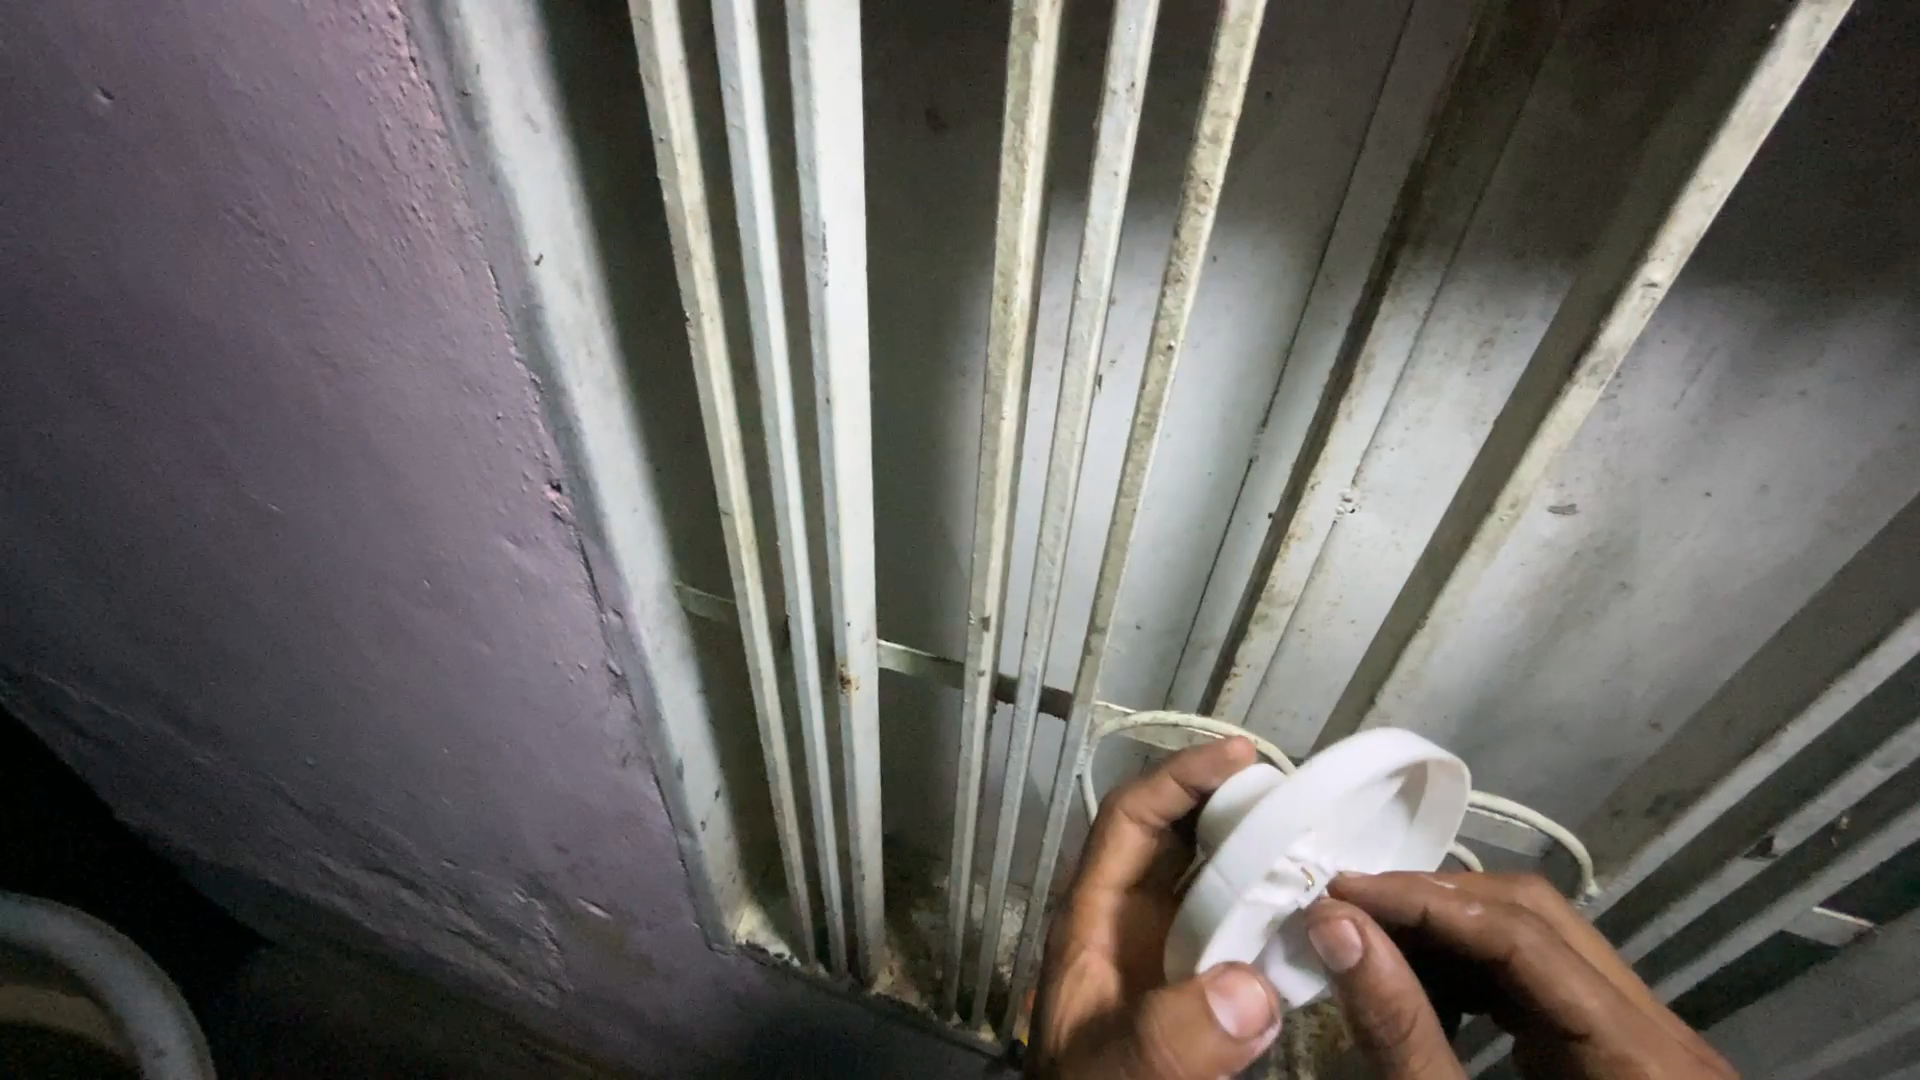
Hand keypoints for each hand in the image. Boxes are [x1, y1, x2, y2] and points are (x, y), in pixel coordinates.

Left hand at [1031, 737, 1283, 1077]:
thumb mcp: (1115, 1071)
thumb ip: (1168, 1037)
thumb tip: (1251, 987)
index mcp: (1092, 915)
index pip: (1128, 819)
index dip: (1178, 777)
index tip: (1238, 756)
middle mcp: (1126, 916)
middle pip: (1171, 834)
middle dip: (1222, 801)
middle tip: (1289, 791)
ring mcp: (1161, 947)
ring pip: (1203, 873)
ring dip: (1248, 848)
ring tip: (1308, 834)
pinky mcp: (1193, 981)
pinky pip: (1231, 924)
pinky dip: (1265, 905)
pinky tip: (1308, 907)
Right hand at [1301, 871, 1734, 1078]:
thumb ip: (1401, 1032)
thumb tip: (1334, 924)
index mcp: (1649, 1066)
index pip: (1523, 936)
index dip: (1423, 903)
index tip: (1338, 894)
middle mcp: (1664, 1036)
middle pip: (1535, 916)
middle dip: (1430, 903)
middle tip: (1348, 908)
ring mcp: (1642, 1039)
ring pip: (1532, 934)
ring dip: (1440, 929)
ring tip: (1369, 942)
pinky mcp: (1612, 1049)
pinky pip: (1533, 974)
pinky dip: (1462, 965)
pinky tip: (1415, 984)